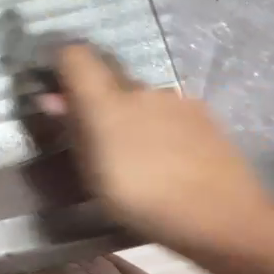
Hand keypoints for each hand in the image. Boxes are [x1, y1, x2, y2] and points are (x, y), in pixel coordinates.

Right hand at [44, 44, 273, 251]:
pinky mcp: (203, 116)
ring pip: (142, 101)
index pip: (76, 56)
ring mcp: (177, 100)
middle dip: (98, 104)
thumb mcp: (93, 174)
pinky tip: (167, 163)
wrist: (221, 216)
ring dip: (131, 119)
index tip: (56, 91)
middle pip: (111, 82)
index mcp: (107, 101)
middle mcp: (142, 89)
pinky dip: (159, 130)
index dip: (62, 65)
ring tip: (135, 161)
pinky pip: (168, 115)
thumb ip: (73, 130)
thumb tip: (52, 99)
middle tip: (95, 143)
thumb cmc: (143, 199)